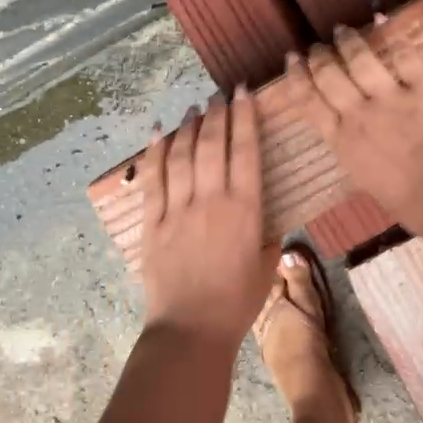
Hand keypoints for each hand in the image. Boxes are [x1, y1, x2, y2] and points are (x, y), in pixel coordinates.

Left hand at [134, 90, 275, 349]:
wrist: (191, 329)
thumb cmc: (237, 301)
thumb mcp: (266, 265)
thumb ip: (268, 235)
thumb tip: (270, 220)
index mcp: (245, 208)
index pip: (246, 150)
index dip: (245, 117)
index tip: (243, 92)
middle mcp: (211, 199)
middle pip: (212, 144)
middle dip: (217, 114)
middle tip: (219, 94)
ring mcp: (178, 209)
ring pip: (182, 155)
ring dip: (188, 126)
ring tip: (194, 107)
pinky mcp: (152, 222)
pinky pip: (153, 178)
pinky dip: (155, 151)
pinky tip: (159, 132)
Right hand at [285, 26, 422, 227]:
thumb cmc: (416, 206)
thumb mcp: (373, 185)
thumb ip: (362, 158)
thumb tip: (360, 148)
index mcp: (344, 144)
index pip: (310, 104)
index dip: (297, 79)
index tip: (292, 62)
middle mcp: (359, 115)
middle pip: (329, 76)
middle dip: (319, 57)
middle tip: (315, 46)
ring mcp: (391, 98)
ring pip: (360, 60)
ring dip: (348, 42)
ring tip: (342, 31)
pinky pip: (403, 55)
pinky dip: (391, 36)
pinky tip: (382, 21)